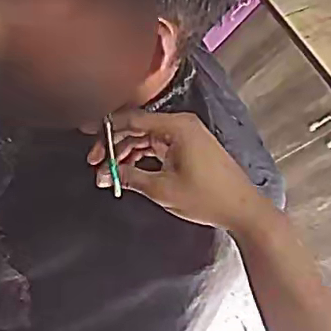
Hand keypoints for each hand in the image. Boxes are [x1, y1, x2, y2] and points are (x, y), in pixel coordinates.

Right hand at [87, 109, 279, 232]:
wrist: (244, 211)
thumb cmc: (206, 197)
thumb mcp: (161, 188)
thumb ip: (128, 176)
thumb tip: (103, 174)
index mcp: (176, 127)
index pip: (132, 119)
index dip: (106, 126)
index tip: (86, 132)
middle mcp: (181, 125)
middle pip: (136, 128)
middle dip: (113, 144)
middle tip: (94, 162)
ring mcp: (185, 136)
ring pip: (144, 138)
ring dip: (124, 153)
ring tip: (107, 172)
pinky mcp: (188, 148)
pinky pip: (156, 146)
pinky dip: (140, 157)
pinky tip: (126, 171)